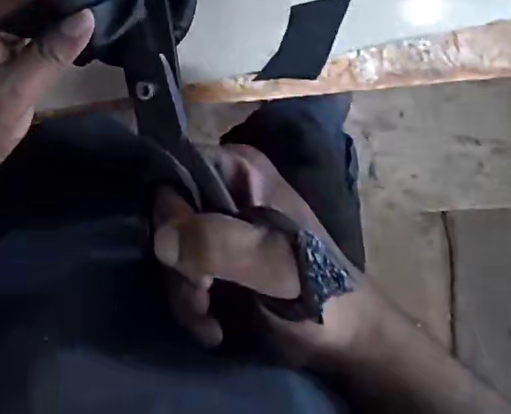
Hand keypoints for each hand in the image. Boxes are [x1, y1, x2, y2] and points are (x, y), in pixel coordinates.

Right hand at [152, 144, 395, 369]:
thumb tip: (162, 238)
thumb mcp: (272, 266)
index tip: (184, 259)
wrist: (349, 342)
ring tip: (209, 321)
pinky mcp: (218, 257)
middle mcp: (224, 185)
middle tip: (201, 297)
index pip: (177, 171)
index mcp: (238, 167)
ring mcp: (220, 222)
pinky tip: (212, 326)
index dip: (171, 215)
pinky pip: (182, 272)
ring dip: (183, 290)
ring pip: (172, 247)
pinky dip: (191, 303)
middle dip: (178, 264)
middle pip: (170, 213)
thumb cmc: (319, 291)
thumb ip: (219, 244)